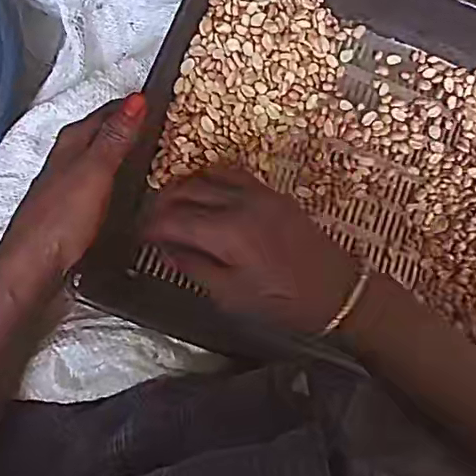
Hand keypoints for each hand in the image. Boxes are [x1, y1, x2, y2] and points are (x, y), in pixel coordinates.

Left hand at [0, 94, 147, 285]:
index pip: (105, 112)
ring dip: (121, 150)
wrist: (33, 266)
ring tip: (147, 151)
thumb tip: (136, 101)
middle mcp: (66, 159)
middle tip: (156, 122)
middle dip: (126, 124)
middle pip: (100, 131)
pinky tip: (124, 186)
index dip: (130, 106)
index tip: (156, 101)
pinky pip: (99, 179)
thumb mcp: (95, 172)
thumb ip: (116, 138)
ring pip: (98, 155)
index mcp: (71, 144)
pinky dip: (115, 174)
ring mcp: (67, 184)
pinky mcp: (71, 207)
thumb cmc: (60, 220)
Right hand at [141, 166, 358, 334]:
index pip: (172, 220)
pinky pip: (232, 173)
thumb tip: (165, 247)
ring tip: (171, 207)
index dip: (149, 227)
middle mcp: (239, 204)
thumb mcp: (231, 296)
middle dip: (160, 206)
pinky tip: (205, 195)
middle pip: (185, 192)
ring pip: (206, 176)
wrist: (338, 290)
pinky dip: (210, 179)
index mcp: (226, 233)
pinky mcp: (272, 193)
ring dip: (183, 188)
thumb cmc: (283, 302)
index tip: (138, 237)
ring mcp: (258, 193)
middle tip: (149, 223)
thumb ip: (194, 267)